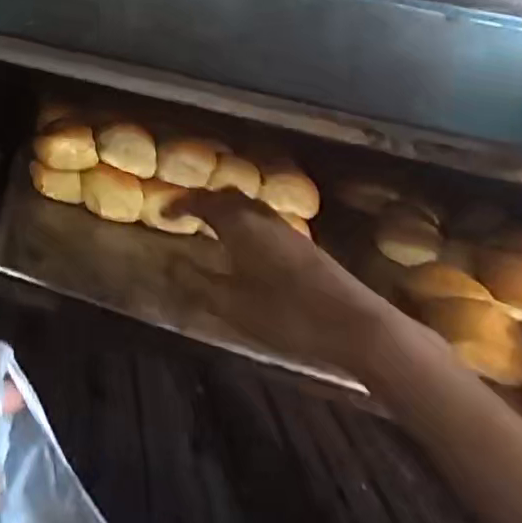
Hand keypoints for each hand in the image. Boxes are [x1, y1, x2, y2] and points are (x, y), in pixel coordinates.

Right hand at [171, 189, 397, 372]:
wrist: (358, 326)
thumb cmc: (286, 313)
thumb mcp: (231, 304)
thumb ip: (196, 282)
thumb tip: (168, 262)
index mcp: (239, 224)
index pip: (202, 202)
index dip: (180, 205)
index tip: (163, 214)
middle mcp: (262, 218)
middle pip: (229, 197)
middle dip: (204, 201)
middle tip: (187, 214)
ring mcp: (288, 231)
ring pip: (250, 208)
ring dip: (228, 212)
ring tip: (214, 229)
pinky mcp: (306, 248)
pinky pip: (265, 222)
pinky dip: (246, 225)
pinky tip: (249, 250)